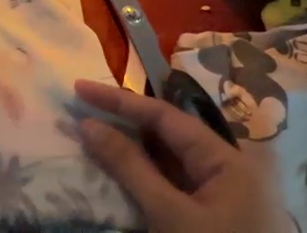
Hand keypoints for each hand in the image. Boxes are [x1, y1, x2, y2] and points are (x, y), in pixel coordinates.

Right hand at [74, 79, 291, 232]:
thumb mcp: (169, 215)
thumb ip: (128, 165)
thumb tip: (87, 123)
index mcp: (229, 162)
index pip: (165, 116)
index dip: (119, 100)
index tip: (78, 88)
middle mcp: (229, 171)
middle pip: (168, 134)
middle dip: (123, 121)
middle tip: (80, 110)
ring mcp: (224, 197)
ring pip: (168, 158)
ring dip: (129, 148)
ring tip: (91, 136)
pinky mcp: (214, 218)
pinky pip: (173, 183)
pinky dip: (142, 173)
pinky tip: (117, 171)